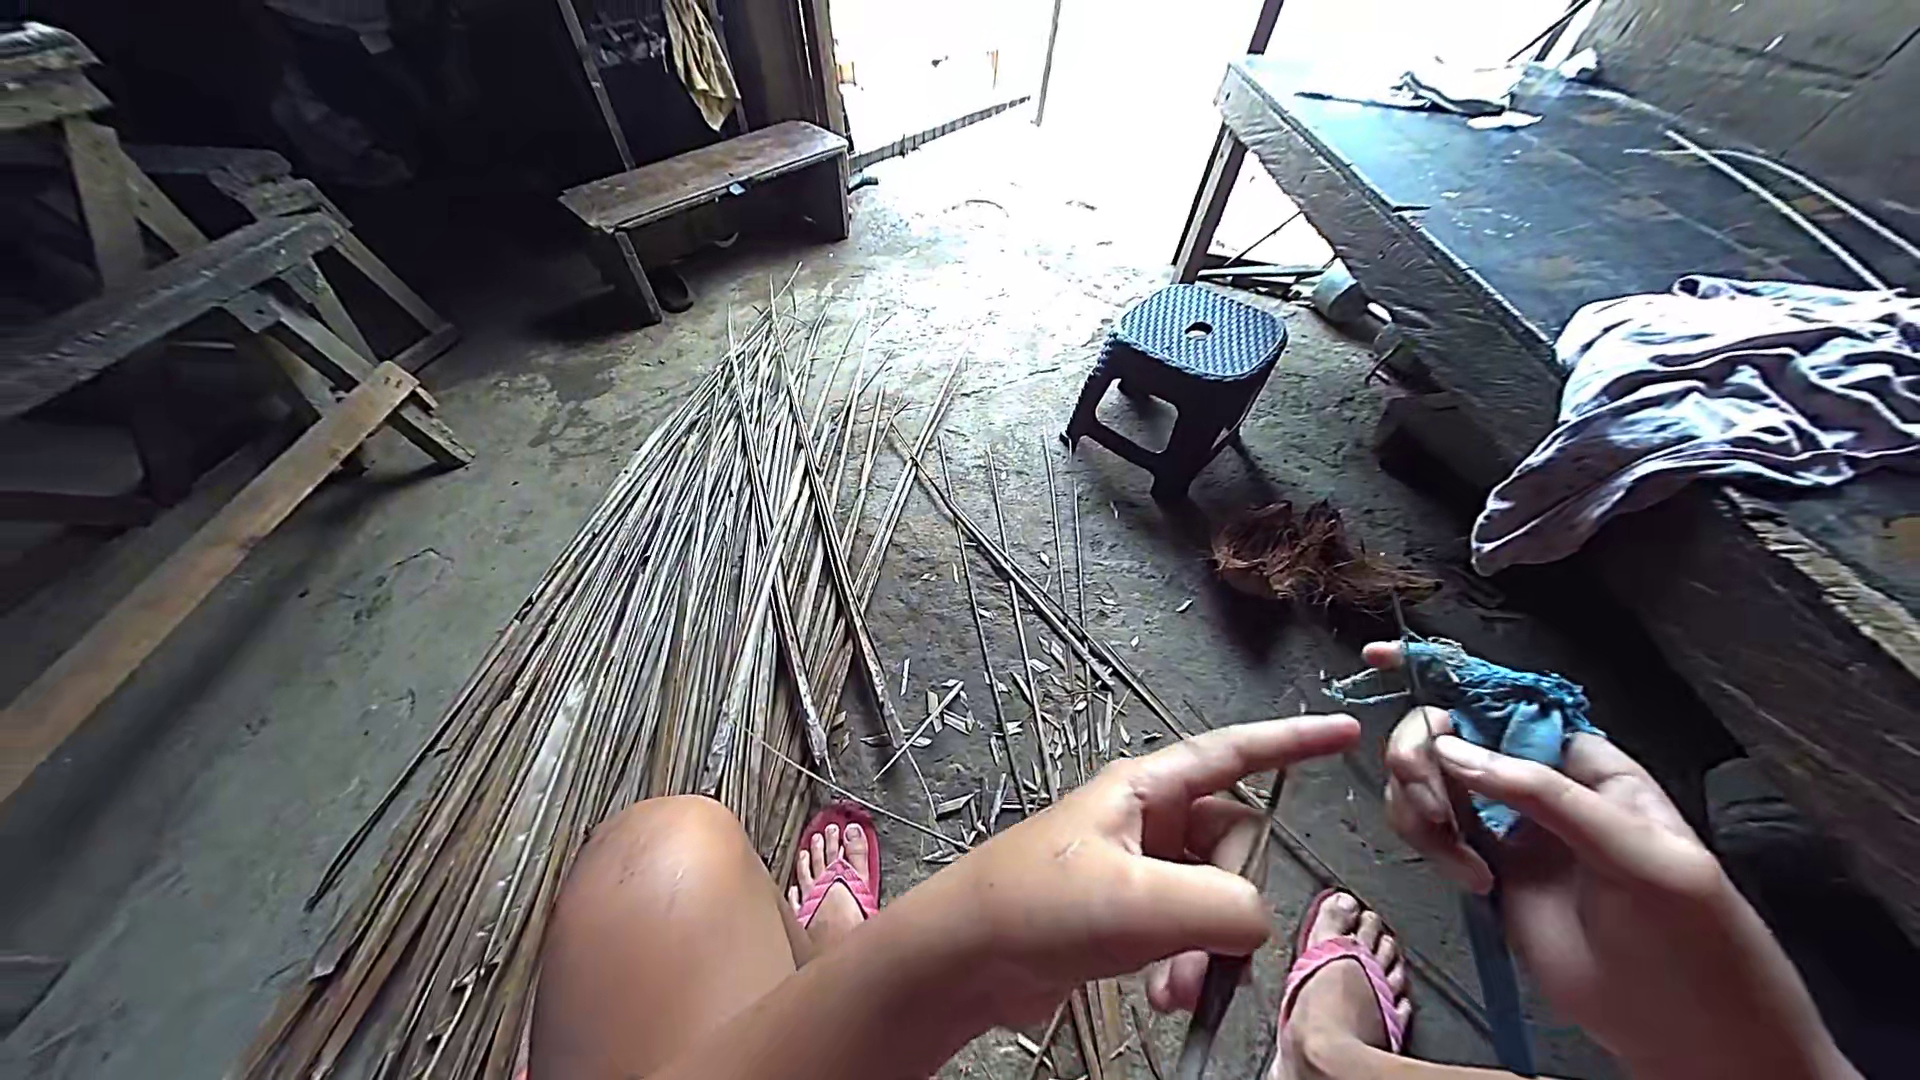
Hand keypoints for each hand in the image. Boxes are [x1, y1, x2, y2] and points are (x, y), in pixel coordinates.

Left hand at [894, 713, 1360, 1025]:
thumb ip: (1222, 903)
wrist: (974, 951)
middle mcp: (1149, 815)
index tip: (1345, 733)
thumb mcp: (1138, 900)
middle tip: (1200, 946)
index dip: (1292, 741)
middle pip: (1235, 841)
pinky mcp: (1135, 905)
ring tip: (1174, 986)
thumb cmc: (1044, 903)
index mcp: (1147, 787)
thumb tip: (1257, 917)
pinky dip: (1191, 963)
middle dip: (1232, 901)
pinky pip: (1192, 926)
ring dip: (1210, 946)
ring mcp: (1143, 861)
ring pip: (1217, 893)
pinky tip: (1166, 996)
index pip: (1233, 752)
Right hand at [1371, 643, 1855, 1079]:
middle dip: (1421, 760)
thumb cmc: (1699, 947)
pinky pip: (1414, 817)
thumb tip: (1449, 751)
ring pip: (1417, 774)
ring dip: (1419, 807)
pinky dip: (1422, 839)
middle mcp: (1527, 776)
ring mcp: (1493, 815)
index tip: (1382, 659)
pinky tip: (1469, 878)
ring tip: (1464, 860)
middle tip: (1436, 805)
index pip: (1500, 697)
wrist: (1688, 1044)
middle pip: (1439, 731)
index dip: (1441, 671)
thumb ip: (1546, 796)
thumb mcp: (1647, 861)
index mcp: (1579, 761)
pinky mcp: (1467, 850)